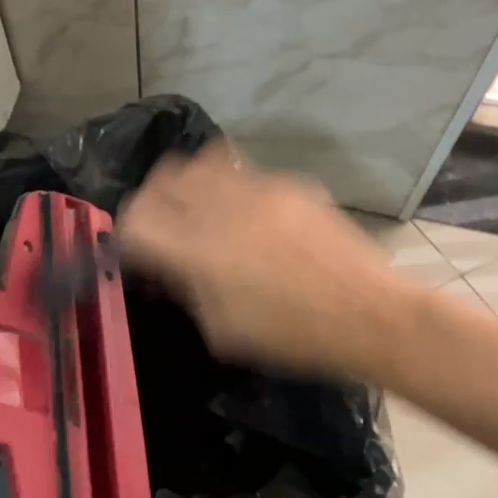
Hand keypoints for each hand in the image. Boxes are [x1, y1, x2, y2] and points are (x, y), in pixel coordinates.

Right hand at [117, 143, 420, 378]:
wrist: (371, 315)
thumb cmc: (291, 335)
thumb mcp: (220, 329)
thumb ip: (185, 288)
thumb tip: (168, 268)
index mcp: (194, 248)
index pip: (134, 217)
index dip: (126, 231)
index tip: (135, 249)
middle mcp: (218, 206)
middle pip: (161, 179)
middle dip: (152, 200)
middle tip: (161, 224)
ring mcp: (255, 188)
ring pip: (198, 162)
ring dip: (188, 183)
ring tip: (199, 207)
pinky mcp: (288, 184)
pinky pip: (241, 172)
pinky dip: (230, 187)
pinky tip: (247, 214)